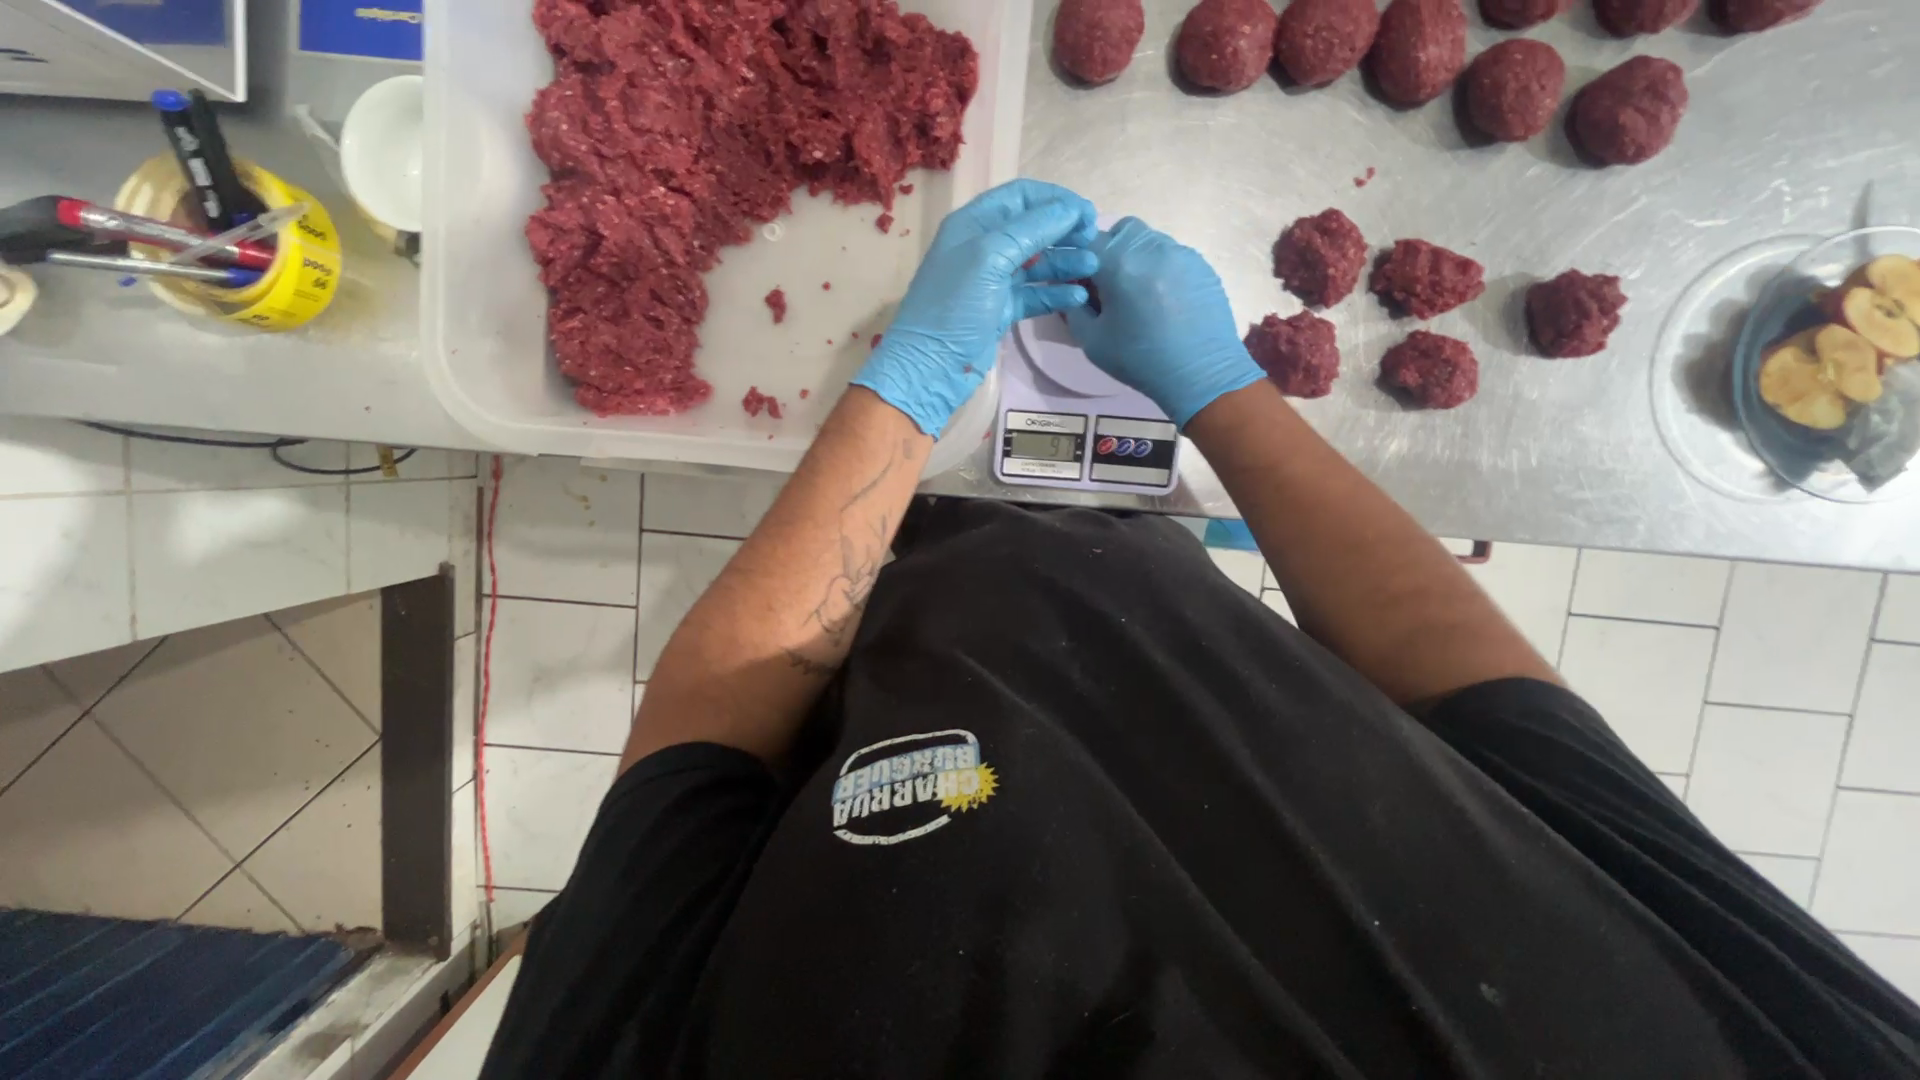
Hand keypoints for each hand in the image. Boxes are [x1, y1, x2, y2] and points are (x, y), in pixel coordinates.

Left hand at [853, 179, 1098, 435]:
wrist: (929, 368)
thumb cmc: (954, 307)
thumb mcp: (990, 258)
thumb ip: (1032, 229)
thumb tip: (1071, 209)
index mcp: (973, 224)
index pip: (1021, 196)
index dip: (1056, 200)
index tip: (1088, 214)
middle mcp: (983, 247)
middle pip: (1033, 227)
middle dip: (1065, 231)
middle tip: (1095, 243)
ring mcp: (991, 280)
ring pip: (1037, 262)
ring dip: (1065, 262)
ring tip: (1092, 269)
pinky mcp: (1000, 310)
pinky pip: (1034, 294)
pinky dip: (1055, 293)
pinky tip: (1077, 297)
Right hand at [1064, 217, 1262, 427]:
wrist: (1200, 374)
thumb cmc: (1140, 360)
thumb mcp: (1092, 341)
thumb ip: (1074, 308)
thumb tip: (1073, 291)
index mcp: (1120, 263)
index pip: (1086, 241)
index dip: (1079, 260)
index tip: (1081, 283)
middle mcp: (1152, 247)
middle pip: (1121, 231)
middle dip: (1110, 252)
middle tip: (1111, 287)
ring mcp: (1182, 253)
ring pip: (1149, 241)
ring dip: (1136, 260)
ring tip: (1140, 297)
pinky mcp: (1202, 265)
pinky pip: (1172, 256)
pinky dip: (1161, 270)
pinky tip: (1165, 302)